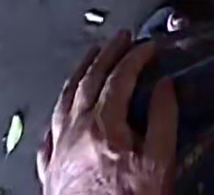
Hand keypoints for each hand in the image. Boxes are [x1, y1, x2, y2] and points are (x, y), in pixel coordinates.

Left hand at [39, 30, 177, 194]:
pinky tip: (60, 113)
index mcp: (103, 126)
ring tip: (90, 55)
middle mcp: (75, 132)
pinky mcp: (50, 176)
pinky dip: (58, 115)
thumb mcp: (158, 165)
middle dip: (108, 53)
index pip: (120, 76)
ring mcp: (58, 152)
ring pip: (65, 99)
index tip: (149, 46)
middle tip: (122, 37)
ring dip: (80, 71)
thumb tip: (164, 84)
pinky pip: (49, 135)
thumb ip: (162, 119)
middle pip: (90, 79)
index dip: (136, 56)